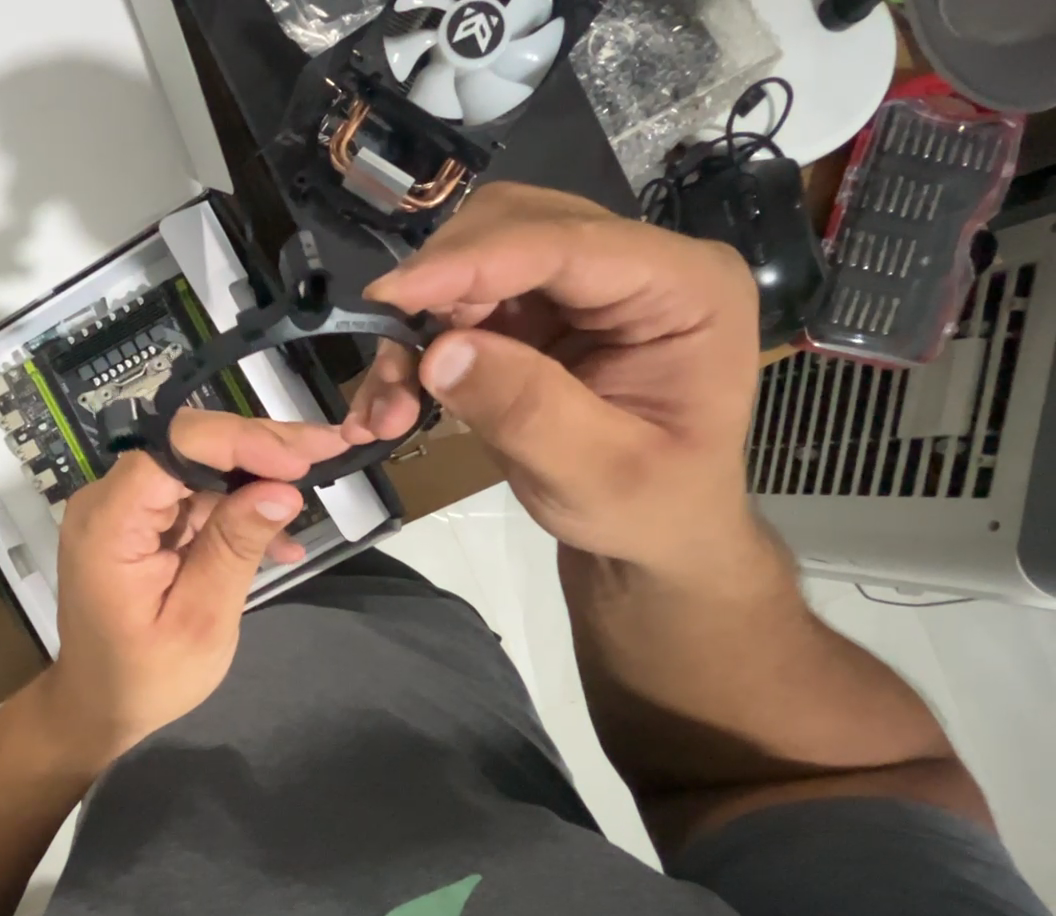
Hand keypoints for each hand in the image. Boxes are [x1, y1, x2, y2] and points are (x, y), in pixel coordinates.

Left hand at [35, 409, 350, 766]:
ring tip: (314, 487)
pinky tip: (280, 541)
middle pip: (185, 447)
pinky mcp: (136, 523)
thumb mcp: (201, 621)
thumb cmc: (145, 678)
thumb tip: (283, 489)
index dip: (241, 442)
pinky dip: (235, 511)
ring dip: (255, 478)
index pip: (173, 448)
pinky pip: (191, 498)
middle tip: (327, 452)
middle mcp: (106, 502)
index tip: (305, 455)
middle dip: (258, 450)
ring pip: (196, 467)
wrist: (100, 704)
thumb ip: (235, 548)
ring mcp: (119, 510)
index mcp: (108, 524)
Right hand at [342, 182, 764, 571]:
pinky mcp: (528, 316)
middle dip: (438, 290)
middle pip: (510, 228)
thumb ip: (526, 410)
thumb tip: (438, 353)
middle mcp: (628, 268)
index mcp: (681, 288)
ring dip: (414, 329)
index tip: (390, 296)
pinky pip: (450, 308)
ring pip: (468, 264)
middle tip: (395, 368)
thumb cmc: (647, 508)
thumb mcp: (598, 474)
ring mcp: (573, 289)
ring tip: (388, 411)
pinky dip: (411, 352)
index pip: (568, 243)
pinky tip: (388, 407)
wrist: (649, 532)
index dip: (473, 262)